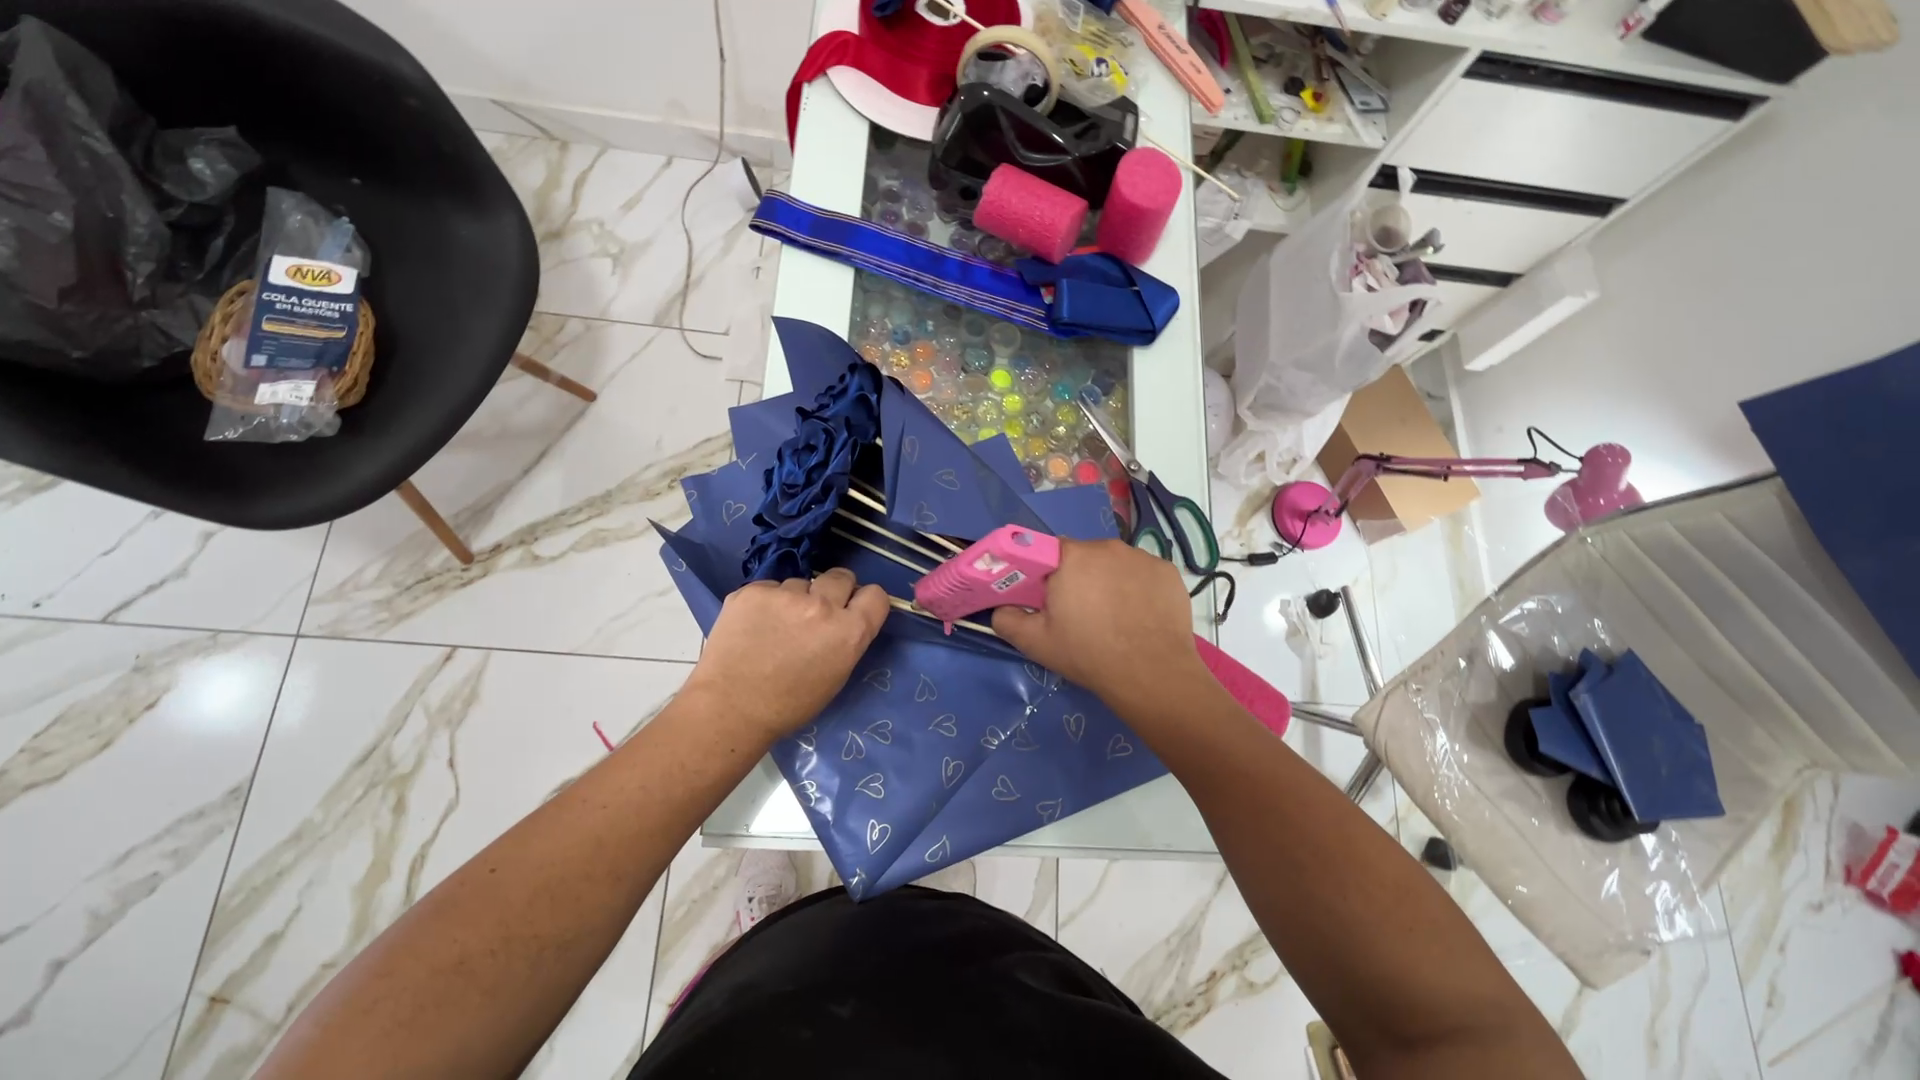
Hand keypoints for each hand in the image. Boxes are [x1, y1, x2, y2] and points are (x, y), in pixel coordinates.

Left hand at [683, 568, 890, 744]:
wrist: (730, 708)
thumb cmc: (789, 705)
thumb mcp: (835, 676)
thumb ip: (846, 640)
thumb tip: (844, 620)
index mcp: (849, 632)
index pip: (875, 595)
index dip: (865, 602)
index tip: (853, 610)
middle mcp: (822, 605)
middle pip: (841, 576)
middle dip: (834, 590)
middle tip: (817, 612)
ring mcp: (785, 594)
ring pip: (800, 583)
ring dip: (795, 599)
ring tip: (775, 627)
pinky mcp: (753, 591)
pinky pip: (769, 588)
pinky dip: (766, 603)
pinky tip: (753, 626)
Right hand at [992, 538, 1207, 708]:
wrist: (1151, 674)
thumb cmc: (1088, 654)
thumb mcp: (1036, 643)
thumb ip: (1007, 620)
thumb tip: (1001, 609)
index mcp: (1071, 557)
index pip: (1050, 550)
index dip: (1048, 573)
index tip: (1050, 598)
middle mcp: (1107, 547)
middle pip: (1085, 556)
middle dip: (1080, 578)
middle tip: (1080, 613)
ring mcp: (1142, 557)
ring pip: (1116, 564)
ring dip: (1110, 581)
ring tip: (1114, 617)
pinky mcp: (1168, 572)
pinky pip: (1144, 574)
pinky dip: (1139, 589)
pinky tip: (1140, 617)